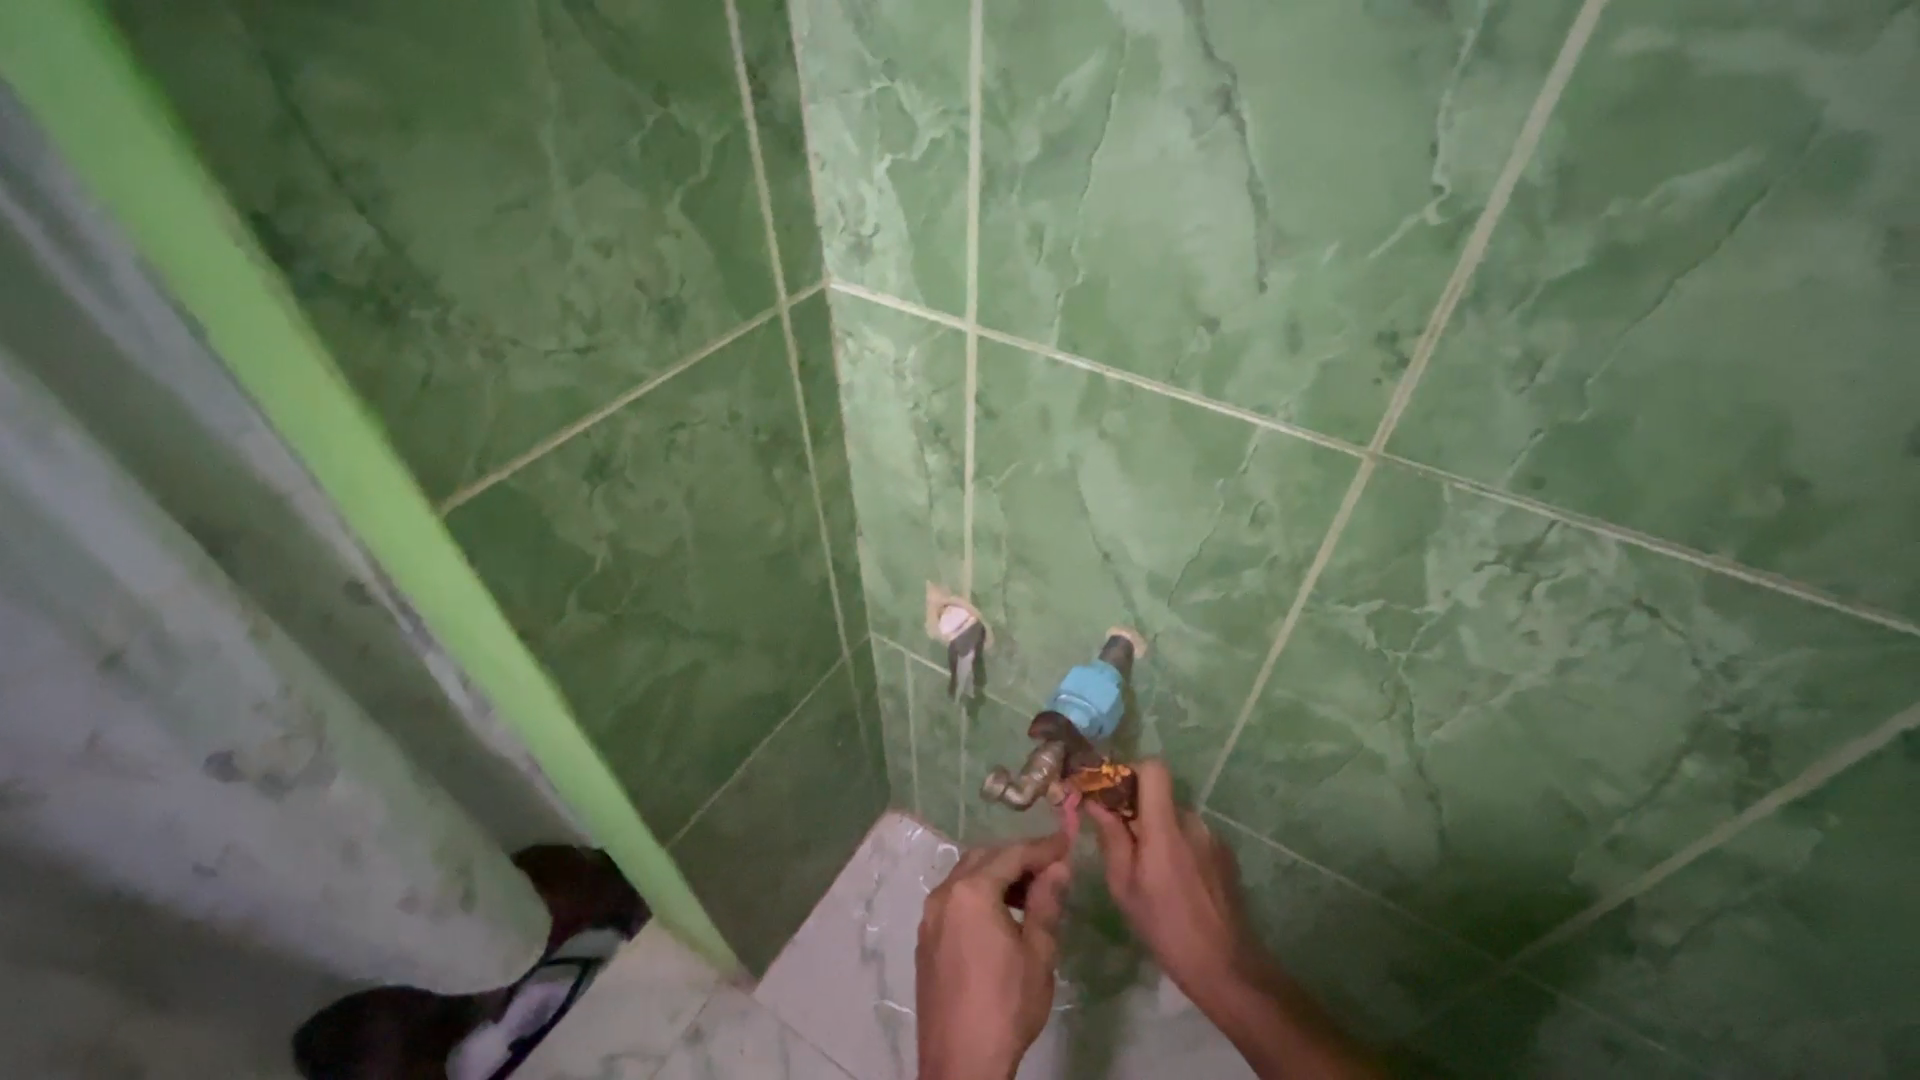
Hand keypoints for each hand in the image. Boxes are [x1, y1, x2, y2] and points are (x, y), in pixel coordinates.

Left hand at [916, 833, 1070, 1079]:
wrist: (960, 1062)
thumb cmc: (1006, 1005)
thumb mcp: (1038, 953)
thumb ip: (1046, 903)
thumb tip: (1057, 867)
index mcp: (971, 891)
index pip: (1012, 854)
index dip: (1043, 848)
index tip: (1067, 844)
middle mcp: (943, 894)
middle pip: (984, 858)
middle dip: (1017, 858)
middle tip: (1051, 867)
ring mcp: (929, 917)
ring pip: (965, 878)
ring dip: (996, 876)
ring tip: (1030, 893)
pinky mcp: (925, 940)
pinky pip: (954, 901)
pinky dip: (978, 896)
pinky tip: (1000, 916)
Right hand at [1086, 762, 1381, 1078]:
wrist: (1224, 965)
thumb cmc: (1164, 926)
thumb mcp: (1123, 885)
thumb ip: (1111, 837)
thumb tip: (1096, 803)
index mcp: (1165, 826)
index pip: (1153, 769)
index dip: (1130, 772)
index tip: (1110, 795)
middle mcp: (1192, 822)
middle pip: (1160, 796)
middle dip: (1137, 811)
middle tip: (1120, 843)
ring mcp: (1212, 838)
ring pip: (1174, 818)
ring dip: (1157, 832)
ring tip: (1148, 872)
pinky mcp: (1224, 855)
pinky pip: (1191, 836)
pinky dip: (1176, 847)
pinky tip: (1173, 884)